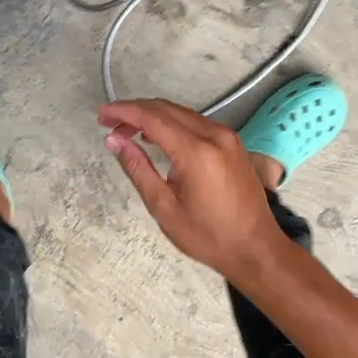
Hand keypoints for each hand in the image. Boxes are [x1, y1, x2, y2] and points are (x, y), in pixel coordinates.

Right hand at [99, 99, 288, 279]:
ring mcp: (226, 136)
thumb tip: (114, 140)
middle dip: (134, 111)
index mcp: (196, 151)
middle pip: (166, 109)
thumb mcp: (164, 207)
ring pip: (180, 112)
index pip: (152, 118)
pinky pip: (194, 122)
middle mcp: (214, 134)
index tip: (101, 115)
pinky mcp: (232, 142)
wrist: (256, 249)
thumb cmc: (208, 235)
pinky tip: (155, 136)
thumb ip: (138, 168)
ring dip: (152, 116)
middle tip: (108, 123)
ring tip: (126, 131)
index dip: (123, 112)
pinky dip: (171, 123)